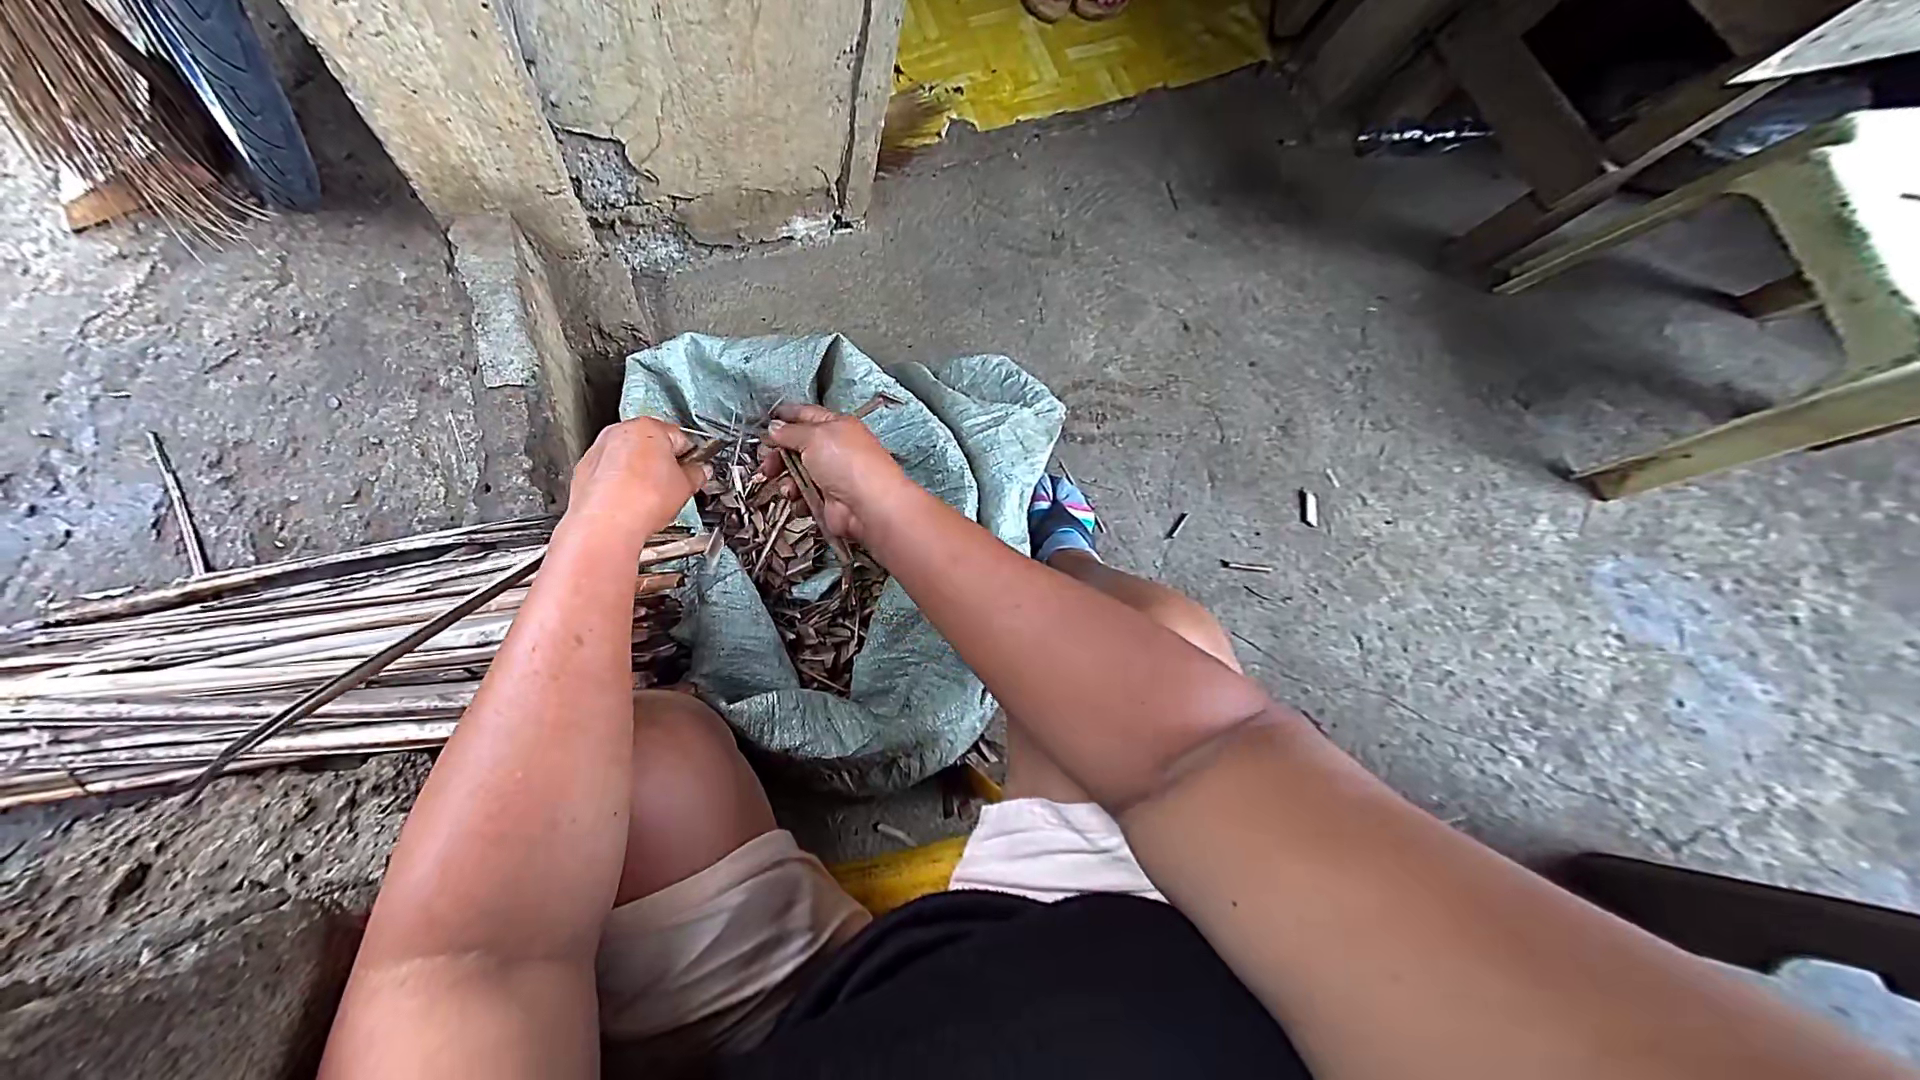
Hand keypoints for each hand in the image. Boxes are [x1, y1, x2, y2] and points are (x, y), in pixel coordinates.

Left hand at [563, 418, 707, 547]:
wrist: (606, 524)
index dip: (690, 456)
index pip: (680, 437)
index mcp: (649, 428)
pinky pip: (610, 472)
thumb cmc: (641, 500)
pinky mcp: (584, 470)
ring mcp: (599, 450)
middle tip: (674, 485)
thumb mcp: (685, 486)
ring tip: (652, 497)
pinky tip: (632, 501)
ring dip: (641, 473)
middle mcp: (620, 432)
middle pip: (651, 444)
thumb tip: (699, 471)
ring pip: (628, 458)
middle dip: (663, 463)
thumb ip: (696, 473)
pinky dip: (621, 483)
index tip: (693, 469)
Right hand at [759, 403, 913, 541]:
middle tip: (767, 463)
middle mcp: (834, 450)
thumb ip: (790, 431)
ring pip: (796, 474)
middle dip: (778, 455)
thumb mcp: (815, 436)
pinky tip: (798, 500)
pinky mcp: (828, 500)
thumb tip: (774, 427)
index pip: (807, 416)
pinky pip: (803, 497)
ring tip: (787, 487)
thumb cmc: (849, 464)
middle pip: (797, 448)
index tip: (767, 421)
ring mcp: (831, 476)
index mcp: (836, 426)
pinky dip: (797, 499)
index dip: (787, 417)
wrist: (868, 506)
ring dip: (786, 480)